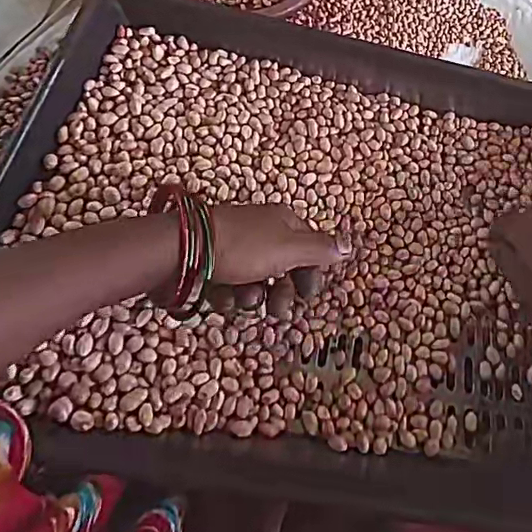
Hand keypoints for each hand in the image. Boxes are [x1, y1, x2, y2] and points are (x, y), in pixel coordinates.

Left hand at [207, 204, 350, 316]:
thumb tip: (349, 245)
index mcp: (282, 222)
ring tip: (241, 298)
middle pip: (283, 269)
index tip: (307, 293)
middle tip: (276, 309)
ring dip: (251, 298)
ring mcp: (234, 249)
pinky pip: (228, 287)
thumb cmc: (242, 248)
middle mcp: (260, 232)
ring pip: (254, 282)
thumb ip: (320, 250)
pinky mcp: (211, 265)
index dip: (311, 273)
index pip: (309, 248)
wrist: (182, 250)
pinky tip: (218, 296)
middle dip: (280, 293)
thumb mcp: (288, 249)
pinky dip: (225, 296)